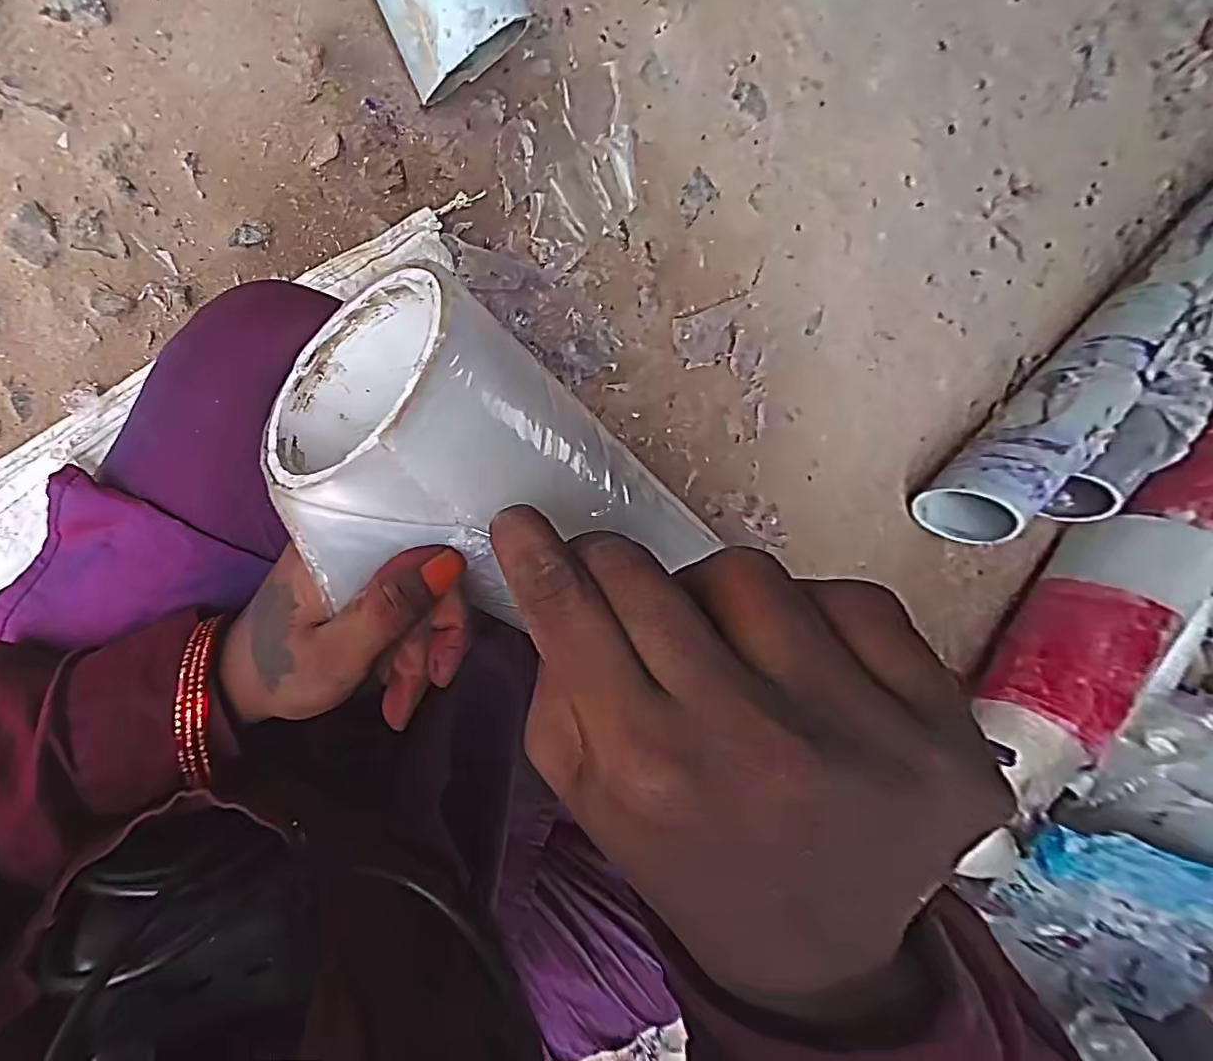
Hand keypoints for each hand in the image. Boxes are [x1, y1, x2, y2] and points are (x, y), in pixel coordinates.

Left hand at [220, 544, 470, 729]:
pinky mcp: (348, 590)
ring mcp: (347, 570)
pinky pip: (393, 613)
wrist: (237, 688)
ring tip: (397, 704)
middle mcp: (344, 548)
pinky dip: (398, 653)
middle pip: (420, 580)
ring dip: (413, 658)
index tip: (441, 661)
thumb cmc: (278, 673)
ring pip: (411, 604)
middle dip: (427, 642)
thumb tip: (448, 560)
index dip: (445, 604)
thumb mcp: (337, 653)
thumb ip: (389, 608)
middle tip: (418, 689)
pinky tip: (390, 689)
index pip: (419, 552)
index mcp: (334, 549)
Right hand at [490, 507, 1010, 1024]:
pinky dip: (802, 614)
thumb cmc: (664, 846)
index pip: (569, 616)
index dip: (534, 555)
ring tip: (711, 639)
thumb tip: (561, 585)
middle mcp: (745, 741)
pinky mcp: (946, 731)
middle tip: (605, 578)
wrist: (805, 944)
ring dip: (703, 592)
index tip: (518, 522)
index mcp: (641, 760)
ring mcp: (859, 734)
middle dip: (605, 562)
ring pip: (743, 572)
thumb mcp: (571, 778)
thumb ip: (555, 681)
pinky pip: (851, 599)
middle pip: (644, 578)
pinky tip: (793, 663)